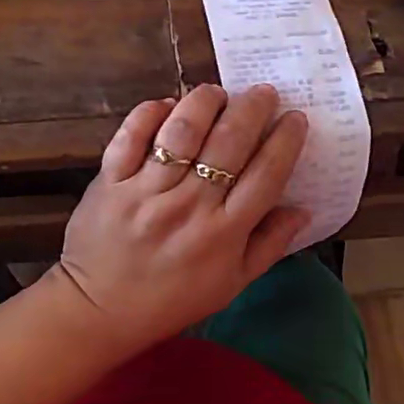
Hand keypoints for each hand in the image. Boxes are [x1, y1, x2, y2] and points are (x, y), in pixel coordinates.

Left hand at [52, 84, 310, 352]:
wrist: (99, 310)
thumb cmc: (171, 300)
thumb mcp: (230, 285)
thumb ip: (268, 246)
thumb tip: (303, 209)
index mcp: (224, 233)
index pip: (266, 174)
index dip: (285, 140)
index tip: (294, 118)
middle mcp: (188, 206)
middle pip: (229, 143)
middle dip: (252, 109)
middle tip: (262, 93)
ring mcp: (146, 191)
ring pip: (182, 131)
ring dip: (205, 102)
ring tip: (217, 93)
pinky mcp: (110, 181)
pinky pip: (131, 136)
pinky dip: (151, 113)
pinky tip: (168, 105)